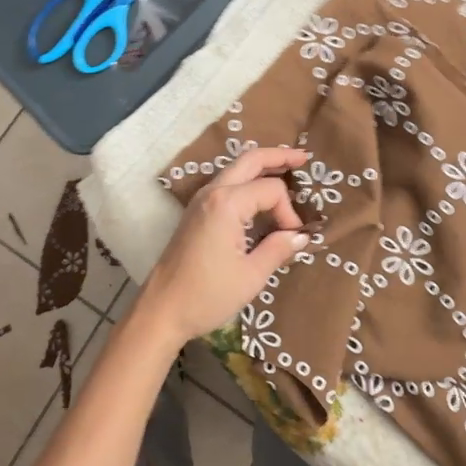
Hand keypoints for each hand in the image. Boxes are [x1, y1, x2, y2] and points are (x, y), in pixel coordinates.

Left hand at [134, 147, 311, 346]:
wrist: (162, 310)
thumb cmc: (207, 295)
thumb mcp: (251, 276)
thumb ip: (278, 249)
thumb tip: (301, 236)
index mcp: (227, 204)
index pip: (271, 190)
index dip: (289, 212)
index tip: (293, 239)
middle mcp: (212, 191)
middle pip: (250, 159)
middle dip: (278, 156)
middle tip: (303, 158)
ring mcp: (201, 199)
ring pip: (236, 167)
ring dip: (261, 165)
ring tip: (286, 169)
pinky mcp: (196, 210)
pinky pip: (227, 182)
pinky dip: (247, 179)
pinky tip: (259, 192)